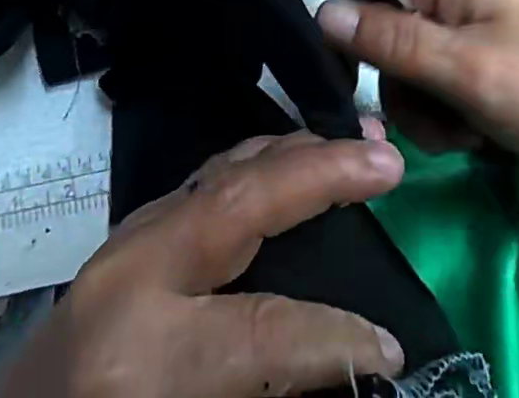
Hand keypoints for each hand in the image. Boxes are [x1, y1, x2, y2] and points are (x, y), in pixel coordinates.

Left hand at [0, 131, 406, 397]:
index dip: (335, 336)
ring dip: (290, 153)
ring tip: (351, 144)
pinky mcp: (133, 227)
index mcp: (142, 353)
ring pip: (217, 174)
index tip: (390, 346)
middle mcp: (133, 274)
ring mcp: (128, 238)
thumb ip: (265, 380)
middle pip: (234, 202)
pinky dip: (256, 164)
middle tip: (387, 160)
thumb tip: (349, 360)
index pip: (260, 329)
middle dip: (316, 173)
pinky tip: (288, 161)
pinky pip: (205, 181)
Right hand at [316, 0, 518, 169]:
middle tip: (434, 116)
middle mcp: (454, 12)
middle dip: (402, 88)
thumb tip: (320, 10)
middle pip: (385, 44)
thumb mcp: (465, 67)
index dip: (354, 30)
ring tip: (467, 137)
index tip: (350, 75)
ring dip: (425, 116)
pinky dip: (446, 129)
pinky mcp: (481, 91)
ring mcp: (469, 54)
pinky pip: (435, 105)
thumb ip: (390, 40)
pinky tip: (478, 144)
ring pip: (407, 81)